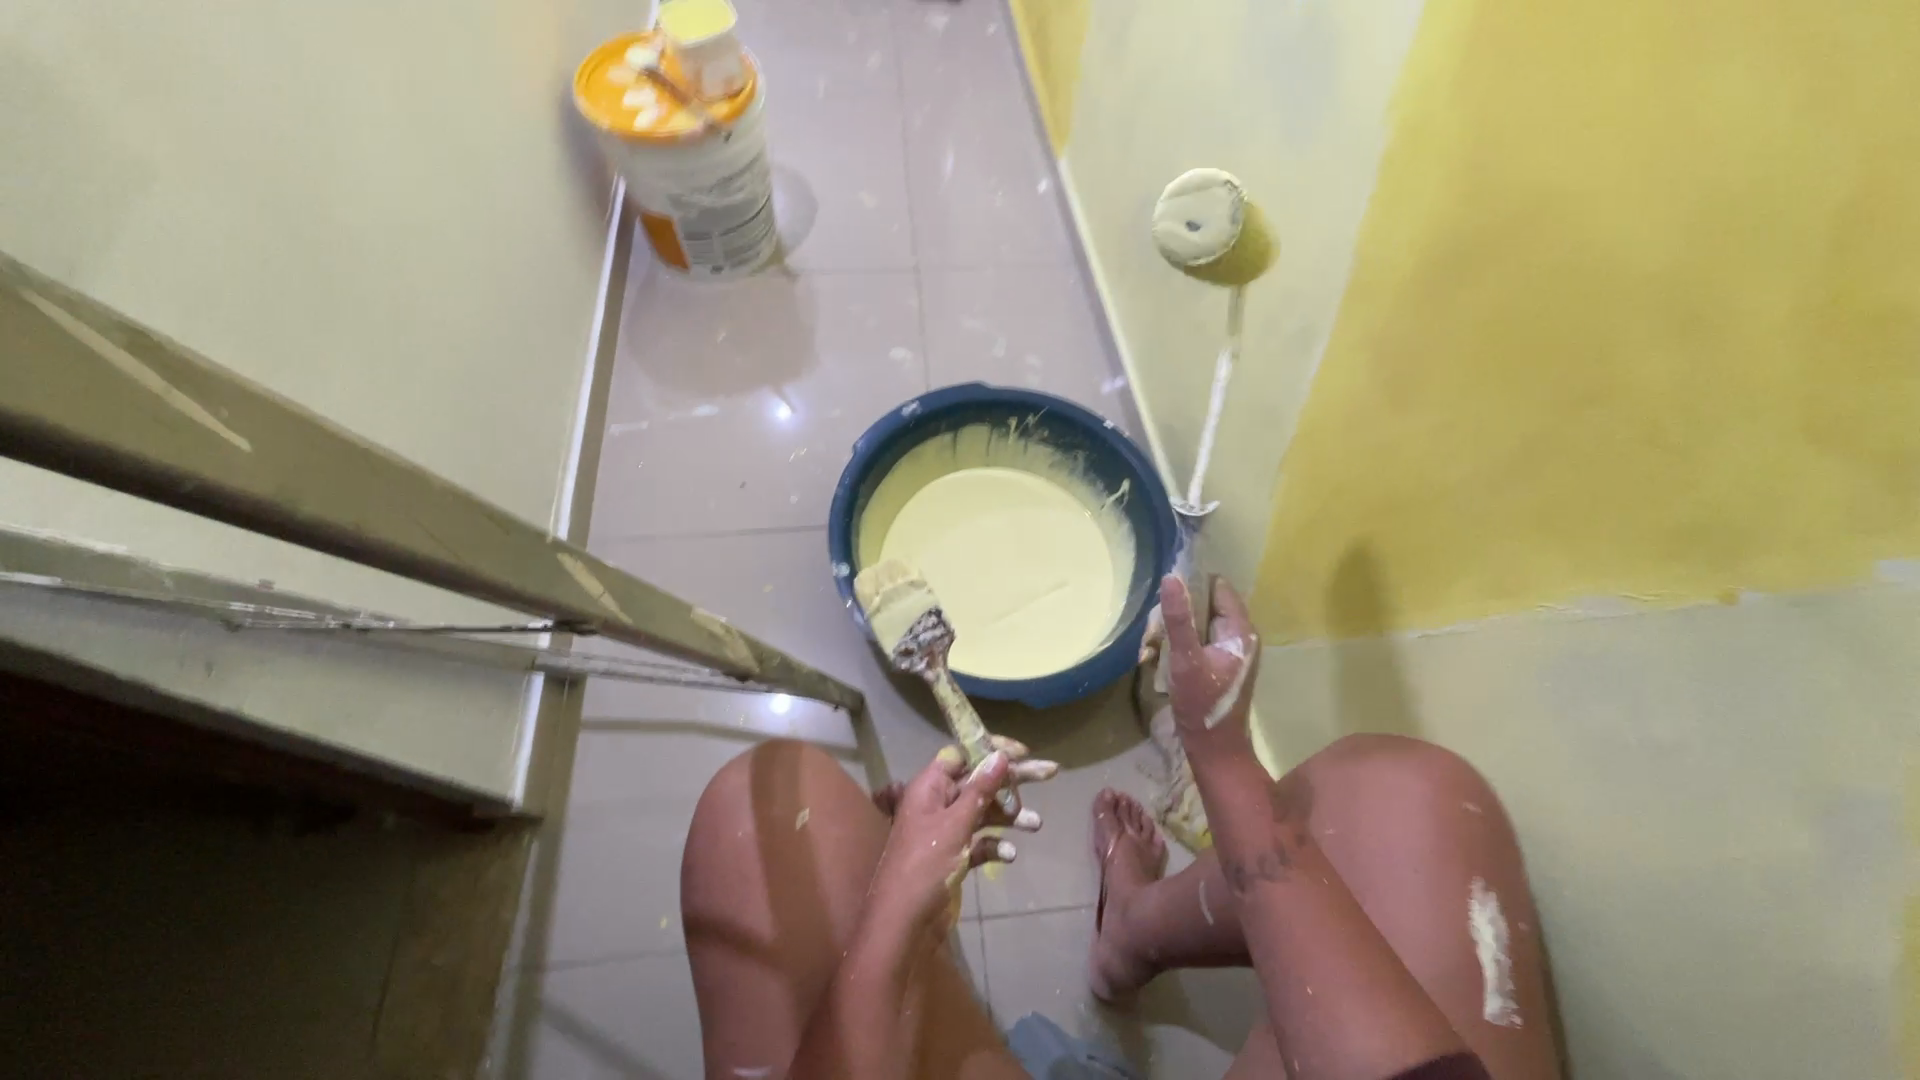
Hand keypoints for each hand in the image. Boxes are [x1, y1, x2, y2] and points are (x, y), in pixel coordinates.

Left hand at [864, 738, 1052, 948]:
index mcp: (930, 787)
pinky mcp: (954, 857)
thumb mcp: (955, 825)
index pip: (963, 754)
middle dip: (1012, 781)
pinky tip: (1009, 854)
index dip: (991, 750)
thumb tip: (1000, 757)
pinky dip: (996, 845)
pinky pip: (980, 842)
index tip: (1022, 753)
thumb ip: (979, 790)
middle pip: (979, 782)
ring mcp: (946, 831)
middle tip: (1050, 773)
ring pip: (983, 813)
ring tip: (1036, 824)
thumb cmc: (925, 866)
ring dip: (1009, 816)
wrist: (904, 924)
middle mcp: (938, 803)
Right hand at [1157, 574, 1260, 765]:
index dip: (1193, 582)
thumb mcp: (1185, 659)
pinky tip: (1166, 647)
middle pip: (1211, 602)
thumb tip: (1171, 577)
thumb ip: (1179, 619)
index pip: (1218, 587)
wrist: (1214, 747)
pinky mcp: (1224, 662)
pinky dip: (1186, 637)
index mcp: (1240, 631)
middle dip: (1184, 604)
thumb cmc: (1201, 703)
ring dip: (1183, 622)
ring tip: (1157, 632)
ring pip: (1205, 620)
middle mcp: (1242, 636)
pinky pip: (1203, 636)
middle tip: (1157, 615)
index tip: (1166, 585)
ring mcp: (1234, 650)